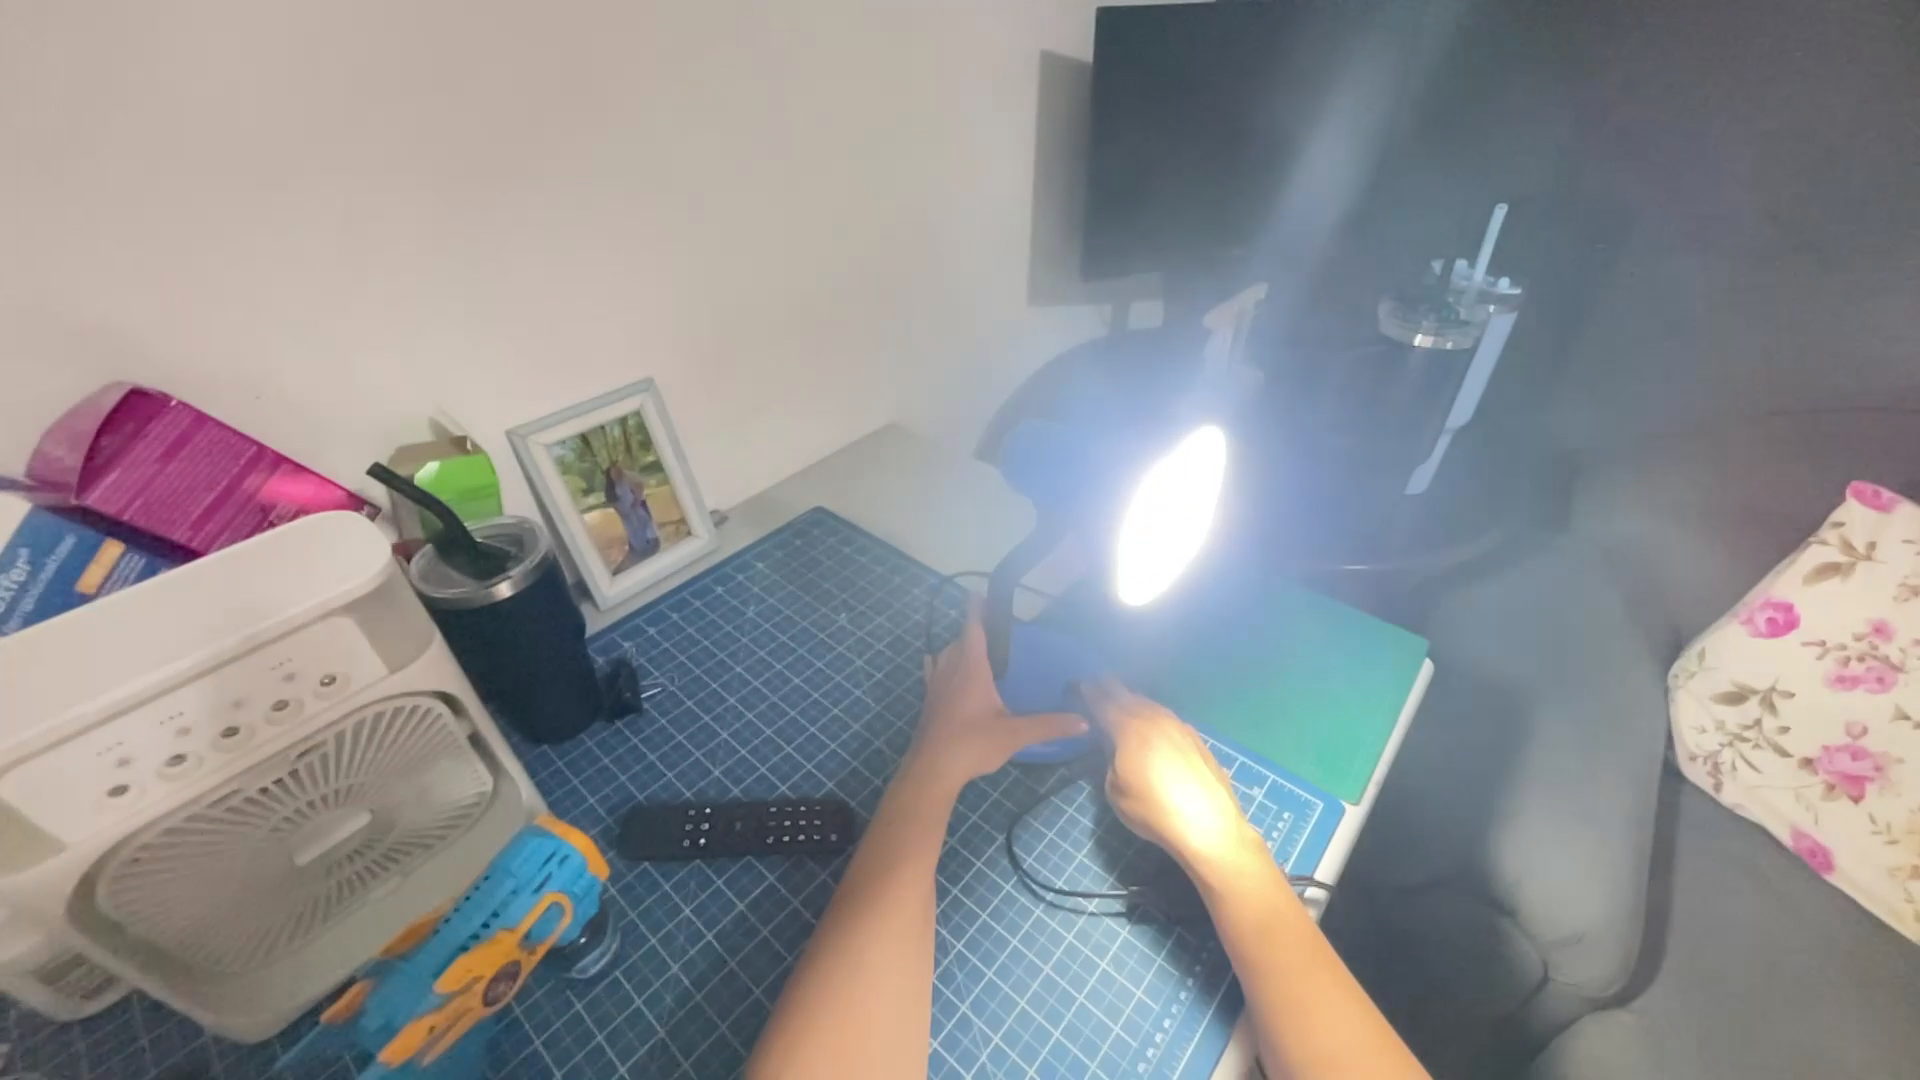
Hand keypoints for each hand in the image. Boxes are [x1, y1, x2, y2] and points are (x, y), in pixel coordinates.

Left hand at [902, 605, 1087, 793]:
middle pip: (960, 639)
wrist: (931, 769)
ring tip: (973, 649)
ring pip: (945, 654)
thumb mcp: (1015, 734)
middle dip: (973, 630)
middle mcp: (950, 668)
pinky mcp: (928, 701)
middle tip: (991, 629)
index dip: (977, 609)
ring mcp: (935, 684)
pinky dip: (941, 664)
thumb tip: (1084, 721)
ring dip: (957, 647)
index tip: (979, 593)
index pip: (973, 628)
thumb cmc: (972, 743)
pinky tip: (942, 668)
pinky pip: (934, 671)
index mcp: (971, 667)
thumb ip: (1049, 725)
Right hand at [1084, 679, 1262, 878]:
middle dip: (1109, 688)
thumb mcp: (1114, 790)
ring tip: (1123, 704)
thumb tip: (1113, 747)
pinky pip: (1167, 717)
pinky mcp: (1196, 738)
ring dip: (1133, 701)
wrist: (1208, 825)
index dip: (1087, 690)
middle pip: (1127, 695)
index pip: (1102, 700)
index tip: (1076, 684)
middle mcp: (1154, 718)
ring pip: (1150, 704)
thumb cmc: (1153, 810)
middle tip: (1096, 686)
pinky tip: (1152, 725)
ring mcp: (1179, 726)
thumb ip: (1109, 761)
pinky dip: (1153, 715)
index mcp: (1128, 728)